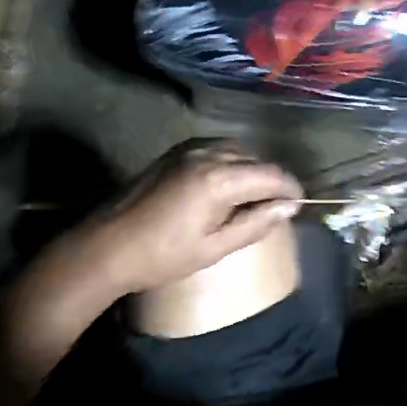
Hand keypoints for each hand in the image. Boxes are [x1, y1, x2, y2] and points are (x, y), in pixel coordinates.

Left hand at [68, 142, 303, 295]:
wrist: (106, 245)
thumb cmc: (161, 256)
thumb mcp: (214, 248)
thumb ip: (255, 224)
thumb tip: (289, 208)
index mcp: (218, 179)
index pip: (270, 174)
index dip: (290, 188)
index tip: (300, 205)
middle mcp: (206, 154)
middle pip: (255, 159)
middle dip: (272, 179)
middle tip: (278, 206)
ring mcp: (188, 149)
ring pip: (236, 150)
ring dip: (252, 169)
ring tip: (255, 197)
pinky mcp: (175, 152)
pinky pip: (216, 148)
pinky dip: (231, 162)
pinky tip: (228, 184)